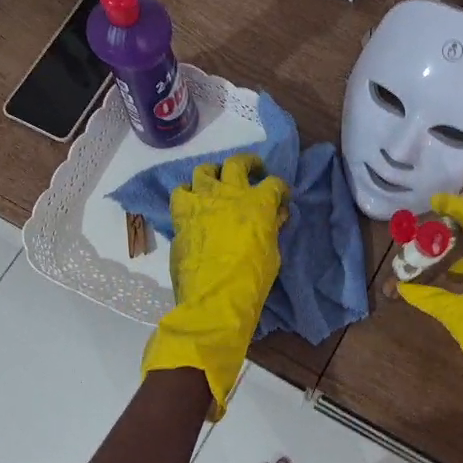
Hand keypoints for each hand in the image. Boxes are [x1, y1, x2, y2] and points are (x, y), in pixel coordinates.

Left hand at [142, 154, 289, 419]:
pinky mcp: (182, 216)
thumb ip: (272, 229)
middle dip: (249, 164)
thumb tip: (274, 217)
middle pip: (238, 163)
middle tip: (253, 171)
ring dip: (213, 174)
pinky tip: (193, 203)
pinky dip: (188, 195)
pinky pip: (181, 194)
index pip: (275, 184)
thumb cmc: (252, 280)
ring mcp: (203, 202)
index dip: (281, 190)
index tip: (282, 198)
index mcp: (259, 203)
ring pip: (204, 171)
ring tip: (217, 182)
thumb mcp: (272, 253)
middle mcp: (230, 194)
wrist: (214, 299)